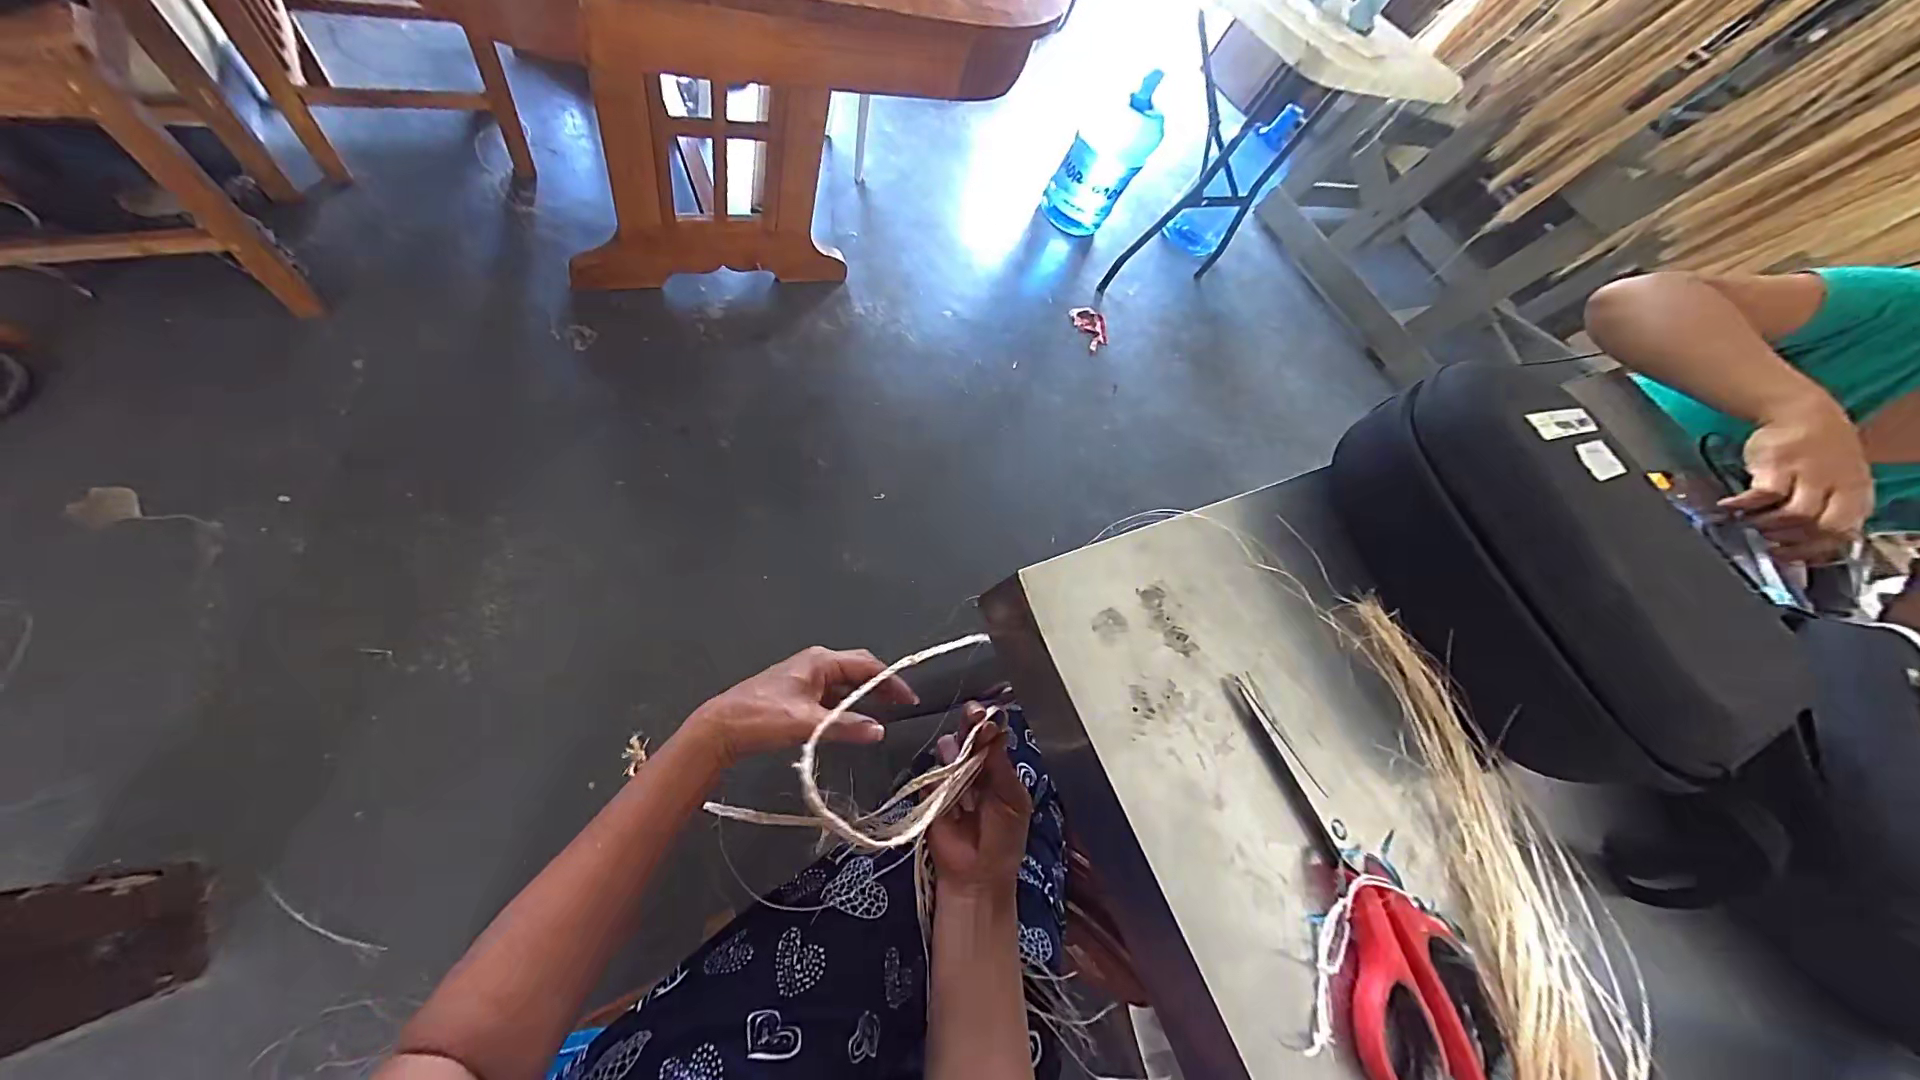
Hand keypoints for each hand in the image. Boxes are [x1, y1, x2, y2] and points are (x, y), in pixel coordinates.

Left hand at [682, 646, 917, 767]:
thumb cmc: (760, 717)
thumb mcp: (807, 723)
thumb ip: (845, 727)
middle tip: (901, 705)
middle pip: (859, 670)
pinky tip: (853, 721)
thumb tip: (879, 730)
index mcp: (821, 660)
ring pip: (845, 683)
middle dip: (882, 686)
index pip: (868, 666)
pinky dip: (848, 705)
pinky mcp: (798, 693)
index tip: (909, 699)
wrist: (720, 728)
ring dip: (864, 696)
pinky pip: (833, 695)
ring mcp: (806, 677)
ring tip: (884, 713)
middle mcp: (816, 663)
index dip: (891, 681)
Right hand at [929, 704, 1031, 899]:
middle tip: (973, 715)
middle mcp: (973, 766)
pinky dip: (940, 774)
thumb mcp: (1012, 798)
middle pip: (968, 735)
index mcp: (996, 766)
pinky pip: (931, 773)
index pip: (990, 735)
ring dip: (956, 749)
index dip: (988, 721)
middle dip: (970, 723)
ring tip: (963, 760)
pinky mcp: (929, 792)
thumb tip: (993, 727)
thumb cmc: (1004, 839)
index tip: (986, 713)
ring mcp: (950, 777)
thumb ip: (1000, 763)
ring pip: (948, 748)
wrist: (978, 876)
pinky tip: (948, 781)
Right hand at [1720, 397, 1872, 562]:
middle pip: (1823, 526)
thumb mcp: (1834, 476)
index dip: (1815, 549)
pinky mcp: (1780, 466)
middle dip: (1791, 539)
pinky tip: (1728, 505)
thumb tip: (1803, 535)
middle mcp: (1839, 485)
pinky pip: (1764, 495)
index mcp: (1857, 492)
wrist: (1801, 412)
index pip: (1845, 532)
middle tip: (1764, 541)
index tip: (1787, 556)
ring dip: (1767, 524)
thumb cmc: (1815, 449)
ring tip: (1747, 522)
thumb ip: (1826, 503)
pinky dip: (1743, 505)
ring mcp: (1811, 475)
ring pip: (1796, 514)